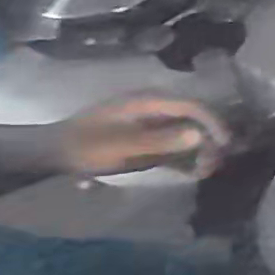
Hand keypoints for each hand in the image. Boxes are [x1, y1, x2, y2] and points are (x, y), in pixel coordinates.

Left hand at [56, 97, 229, 176]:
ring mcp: (154, 124)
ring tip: (203, 171)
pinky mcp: (150, 139)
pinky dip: (188, 158)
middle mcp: (158, 109)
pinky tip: (191, 172)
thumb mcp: (121, 145)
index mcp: (151, 102)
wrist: (49, 154)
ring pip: (190, 134)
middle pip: (196, 120)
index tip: (226, 144)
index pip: (194, 107)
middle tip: (214, 163)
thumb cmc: (85, 146)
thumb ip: (160, 140)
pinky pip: (178, 145)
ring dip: (201, 152)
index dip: (214, 123)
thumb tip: (199, 136)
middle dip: (210, 141)